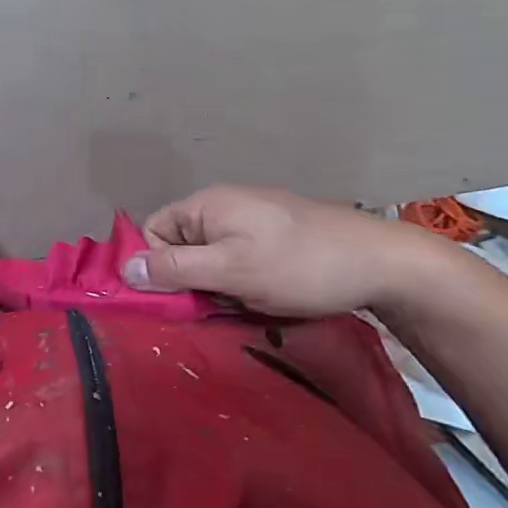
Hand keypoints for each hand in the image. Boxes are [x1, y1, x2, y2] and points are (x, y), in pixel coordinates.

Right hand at [121, 184, 450, 317]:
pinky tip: (265, 294)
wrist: (383, 263)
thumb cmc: (299, 265)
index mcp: (205, 204)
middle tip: (219, 303)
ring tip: (247, 300)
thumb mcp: (230, 271)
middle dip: (191, 280)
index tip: (181, 298)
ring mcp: (251, 217)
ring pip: (210, 257)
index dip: (158, 266)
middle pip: (180, 246)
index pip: (153, 233)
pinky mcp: (274, 233)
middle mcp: (223, 204)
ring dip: (219, 284)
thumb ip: (174, 269)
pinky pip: (237, 258)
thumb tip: (124, 268)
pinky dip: (242, 280)